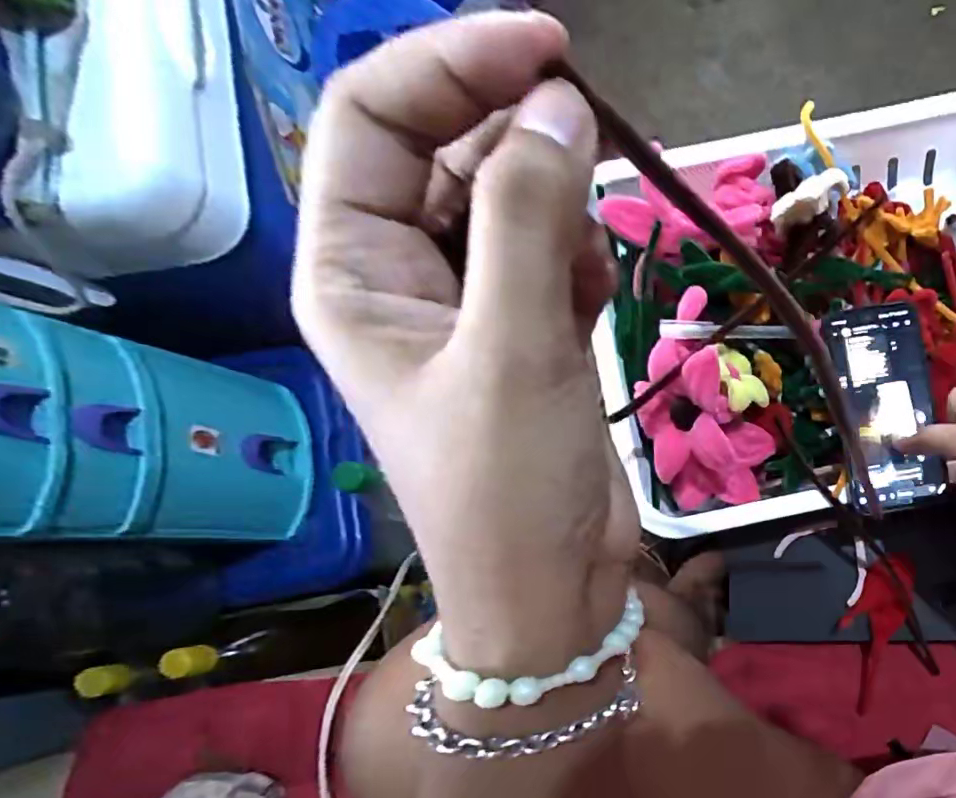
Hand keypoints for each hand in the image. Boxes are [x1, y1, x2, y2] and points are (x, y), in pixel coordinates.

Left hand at [293, 13, 634, 666]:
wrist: (557, 585)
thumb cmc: (511, 484)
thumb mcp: (515, 348)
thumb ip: (530, 222)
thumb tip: (562, 110)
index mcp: (356, 272)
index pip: (382, 125)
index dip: (456, 66)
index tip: (553, 47)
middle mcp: (407, 283)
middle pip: (453, 162)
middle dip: (522, 144)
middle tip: (599, 145)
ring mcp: (477, 317)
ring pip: (515, 216)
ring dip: (562, 216)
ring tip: (592, 268)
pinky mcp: (536, 348)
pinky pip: (554, 268)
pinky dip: (582, 267)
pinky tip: (598, 299)